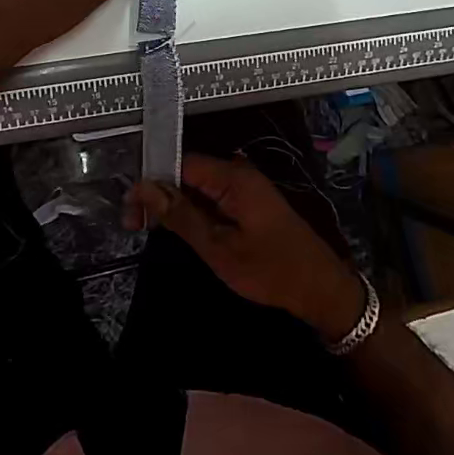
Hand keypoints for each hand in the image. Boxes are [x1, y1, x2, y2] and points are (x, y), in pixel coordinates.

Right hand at [127, 154, 367, 339]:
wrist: (323, 291)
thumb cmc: (272, 271)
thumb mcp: (220, 249)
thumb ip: (181, 215)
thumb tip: (144, 187)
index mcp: (232, 177)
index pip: (179, 164)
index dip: (150, 182)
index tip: (130, 208)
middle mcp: (237, 172)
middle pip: (185, 172)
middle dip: (157, 194)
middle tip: (133, 224)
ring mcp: (243, 186)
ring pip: (195, 185)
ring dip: (171, 203)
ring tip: (146, 227)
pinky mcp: (247, 201)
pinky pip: (209, 196)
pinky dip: (190, 210)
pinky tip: (175, 227)